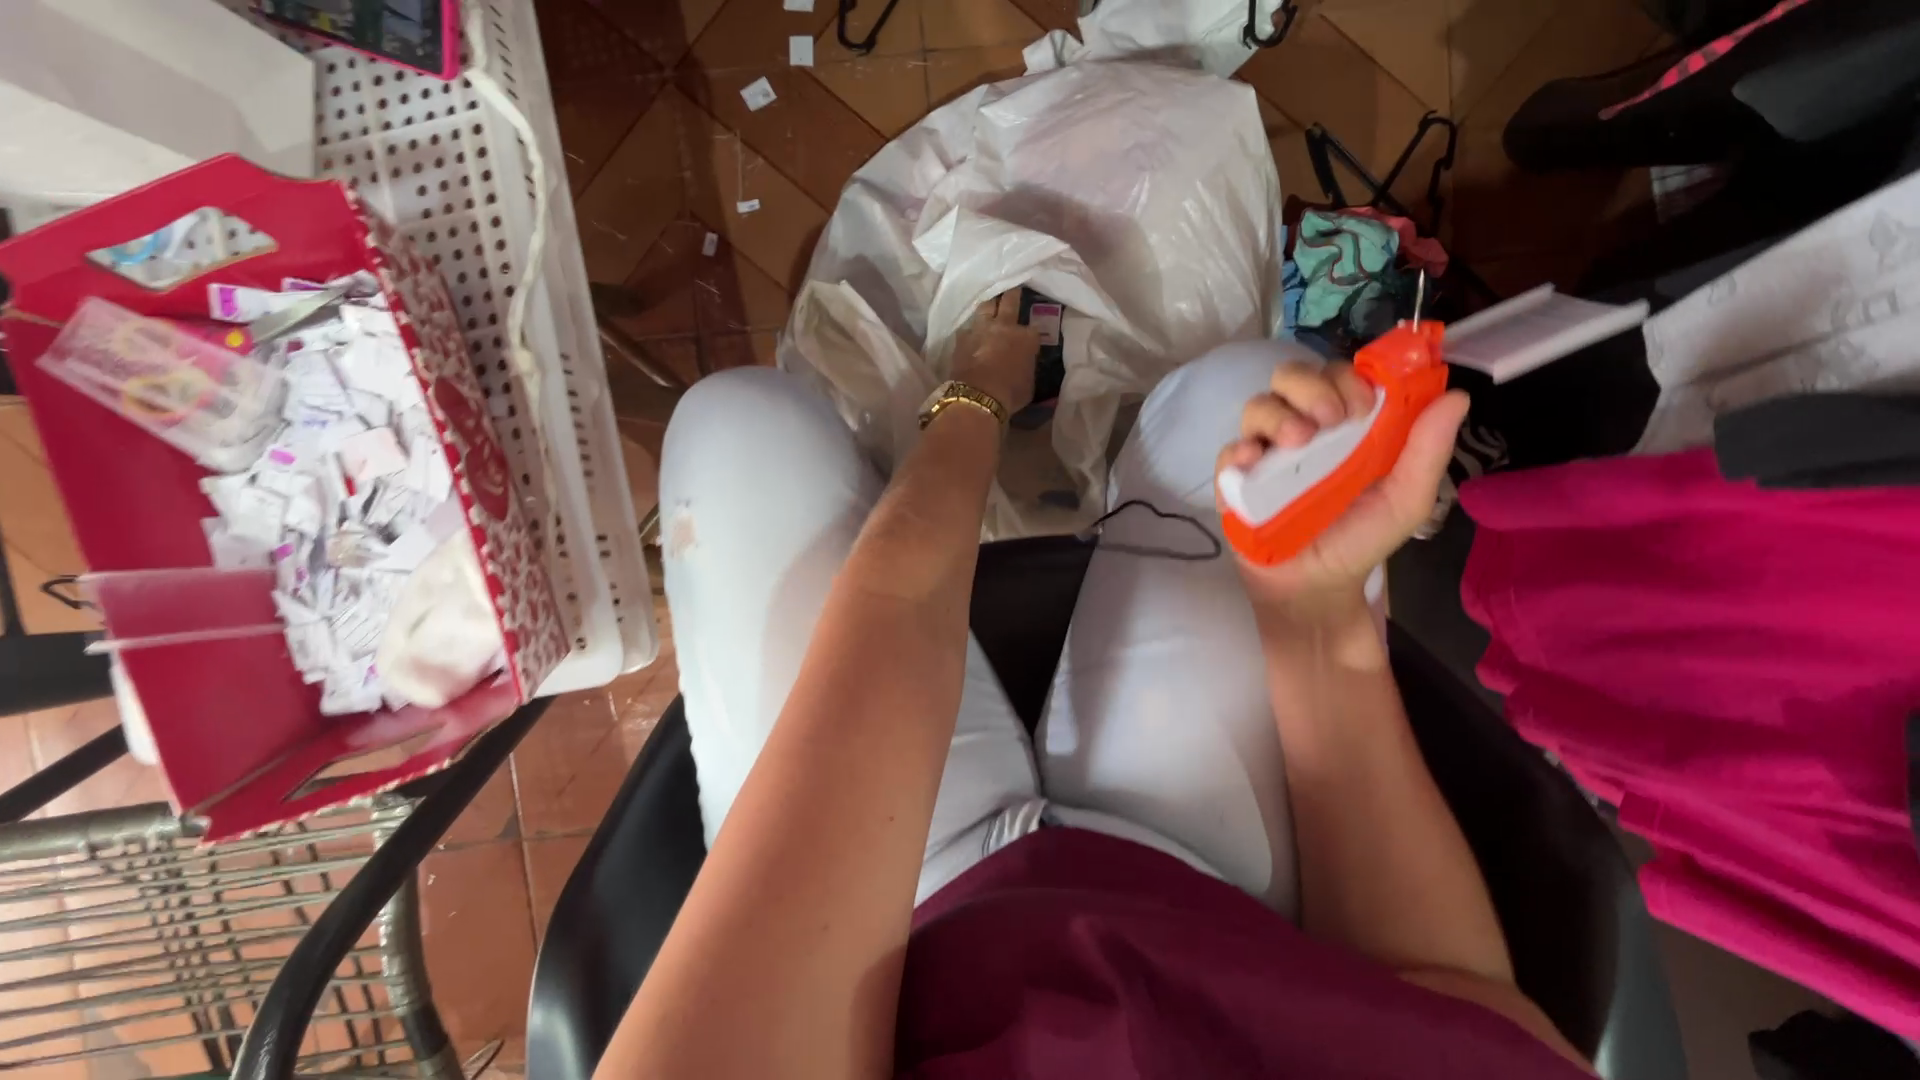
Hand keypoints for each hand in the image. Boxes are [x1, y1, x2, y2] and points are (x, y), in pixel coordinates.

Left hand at [950, 290, 1038, 414]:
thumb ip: (1026, 367)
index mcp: (1026, 337)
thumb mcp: (1029, 383)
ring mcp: (980, 329)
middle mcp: (1004, 326)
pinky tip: (971, 333)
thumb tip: (1022, 364)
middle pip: (1009, 302)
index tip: (1030, 340)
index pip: (1033, 331)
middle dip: (1012, 294)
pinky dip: (971, 330)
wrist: (978, 397)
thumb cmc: (1010, 394)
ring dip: (989, 306)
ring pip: (985, 307)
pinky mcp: (961, 338)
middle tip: (1013, 288)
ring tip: (989, 305)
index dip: (1031, 336)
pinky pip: (967, 328)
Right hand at [1217, 360, 1468, 612]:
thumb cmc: (1359, 539)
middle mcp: (1302, 428)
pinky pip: (1228, 451)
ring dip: (1278, 415)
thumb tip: (1456, 396)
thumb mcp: (1405, 500)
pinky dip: (1238, 450)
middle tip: (1330, 420)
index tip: (1363, 405)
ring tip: (1297, 442)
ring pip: (1258, 406)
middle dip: (1310, 387)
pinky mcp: (1236, 480)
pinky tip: (1253, 462)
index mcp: (1344, 426)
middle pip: (1291, 378)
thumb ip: (1427, 451)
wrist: (1315, 587)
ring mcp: (1266, 452)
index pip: (1339, 376)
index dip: (1349, 378)